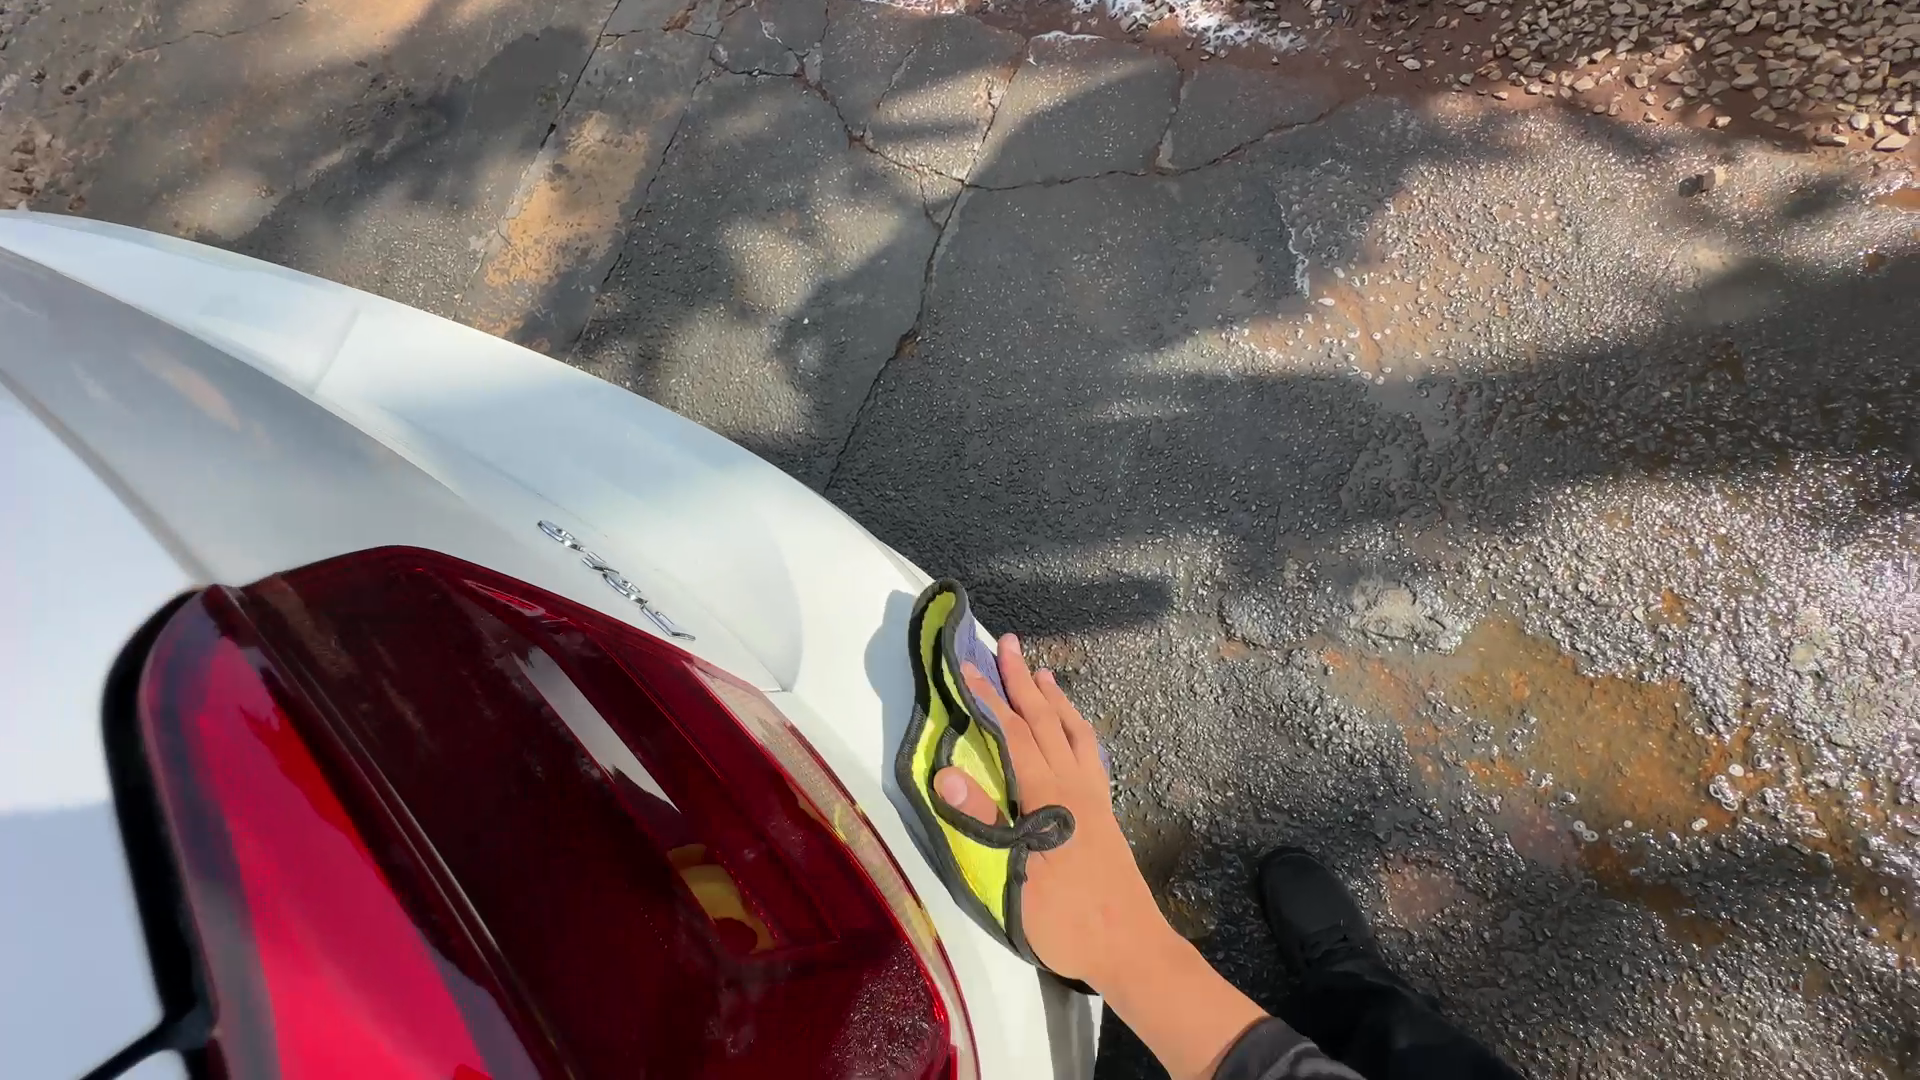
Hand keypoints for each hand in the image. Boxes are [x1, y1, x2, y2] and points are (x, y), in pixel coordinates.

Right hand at [935, 633, 1169, 989]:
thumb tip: (944, 774)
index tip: (967, 667)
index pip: (1013, 733)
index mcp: (1049, 793)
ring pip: (1073, 729)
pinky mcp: (1104, 808)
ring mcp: (1094, 793)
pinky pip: (1091, 750)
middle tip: (1006, 642)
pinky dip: (1078, 726)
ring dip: (1054, 697)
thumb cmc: (1067, 919)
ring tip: (1041, 671)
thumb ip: (981, 823)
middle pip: (1045, 718)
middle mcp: (1074, 782)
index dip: (988, 699)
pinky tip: (1075, 726)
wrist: (1131, 947)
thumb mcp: (1013, 881)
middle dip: (1021, 679)